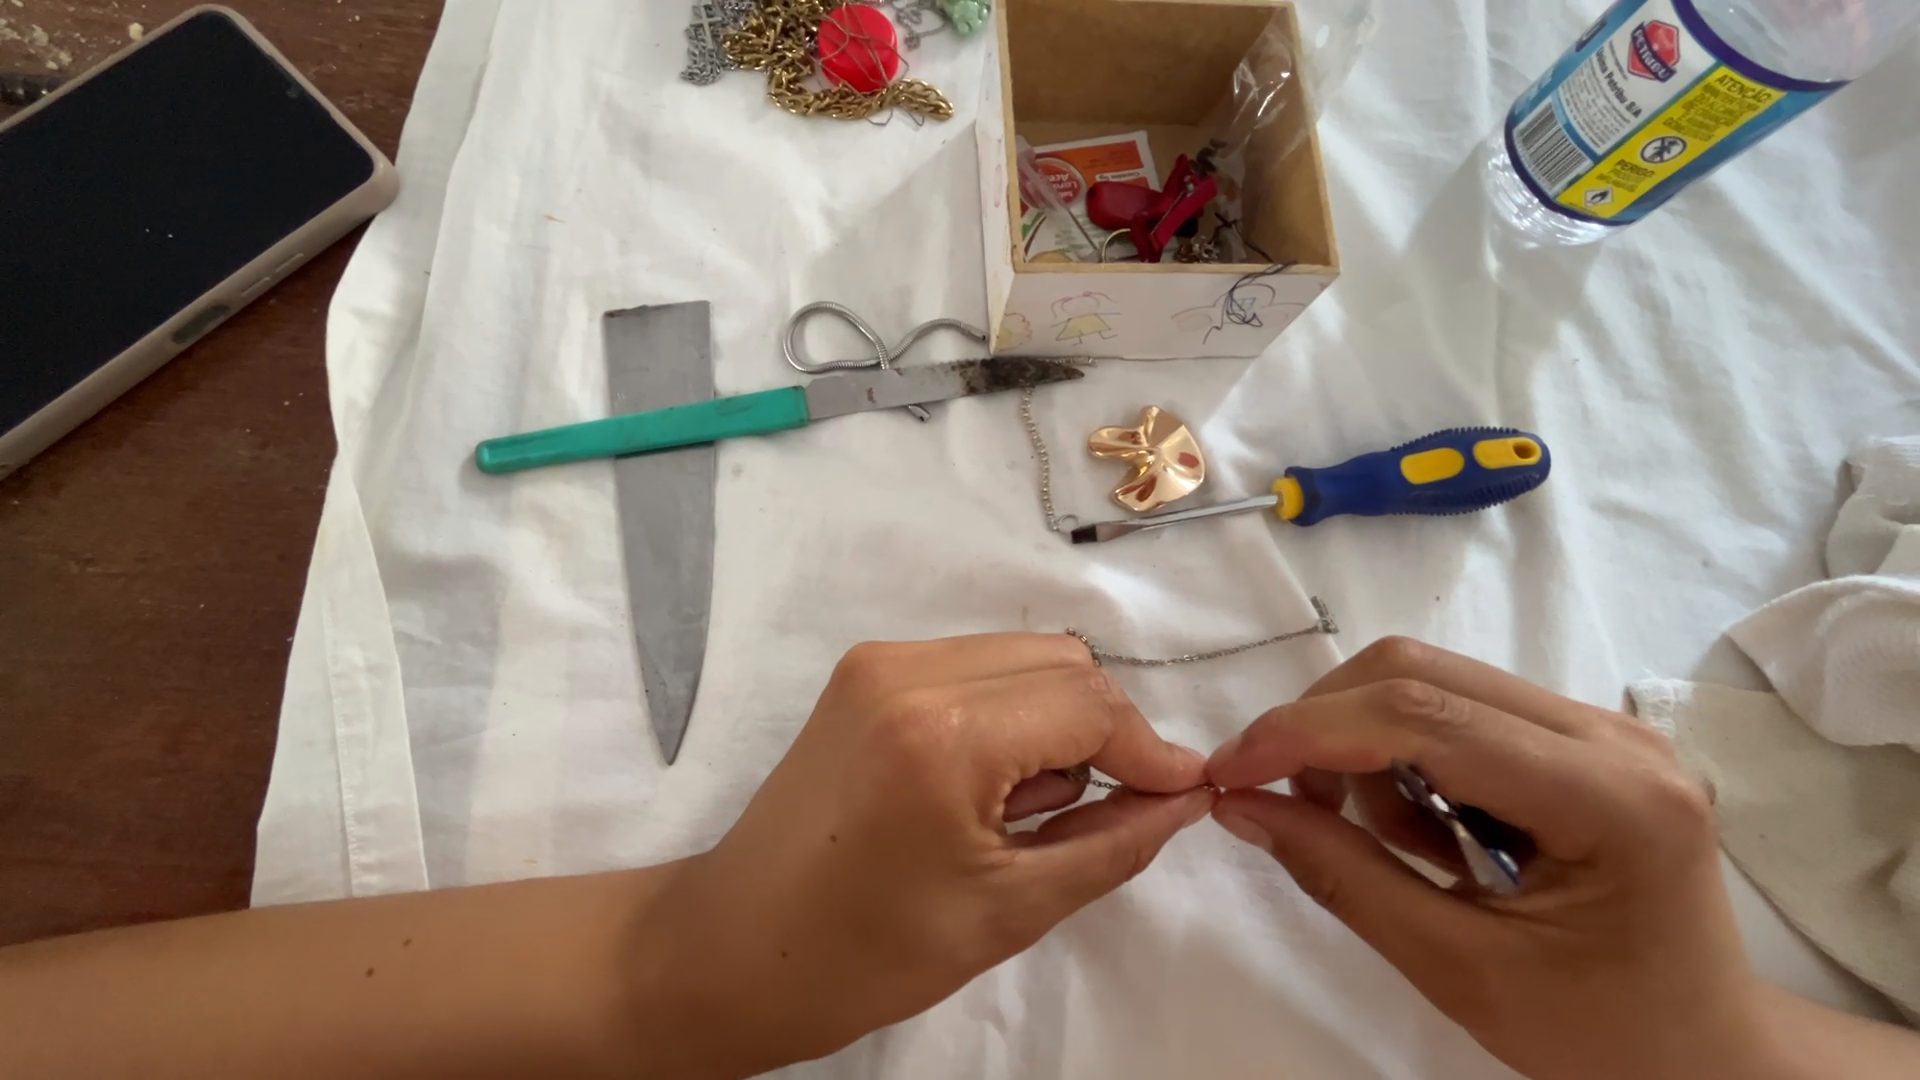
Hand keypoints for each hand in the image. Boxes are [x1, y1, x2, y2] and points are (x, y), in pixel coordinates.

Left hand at [639, 634, 1212, 1076]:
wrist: (737, 944)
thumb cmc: (870, 952)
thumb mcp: (1011, 909)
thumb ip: (1114, 841)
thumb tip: (1184, 797)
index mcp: (946, 732)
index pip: (1089, 703)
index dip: (1148, 749)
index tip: (1180, 794)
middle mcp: (911, 669)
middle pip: (1061, 662)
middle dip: (1103, 729)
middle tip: (1095, 806)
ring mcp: (881, 659)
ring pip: (1021, 655)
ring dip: (1054, 715)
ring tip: (1024, 801)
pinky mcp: (866, 668)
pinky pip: (975, 663)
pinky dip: (1007, 707)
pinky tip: (985, 774)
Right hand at [1206, 638, 1775, 1079]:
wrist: (1708, 1057)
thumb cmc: (1598, 1034)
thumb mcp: (1457, 970)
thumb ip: (1340, 874)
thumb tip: (1236, 804)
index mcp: (1608, 799)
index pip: (1420, 718)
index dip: (1305, 732)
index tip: (1231, 772)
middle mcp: (1606, 733)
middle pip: (1412, 671)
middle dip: (1322, 727)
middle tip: (1293, 802)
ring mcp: (1593, 723)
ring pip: (1419, 677)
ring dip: (1358, 742)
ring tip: (1382, 836)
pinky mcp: (1567, 731)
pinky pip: (1443, 702)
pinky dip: (1392, 750)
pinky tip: (1418, 822)